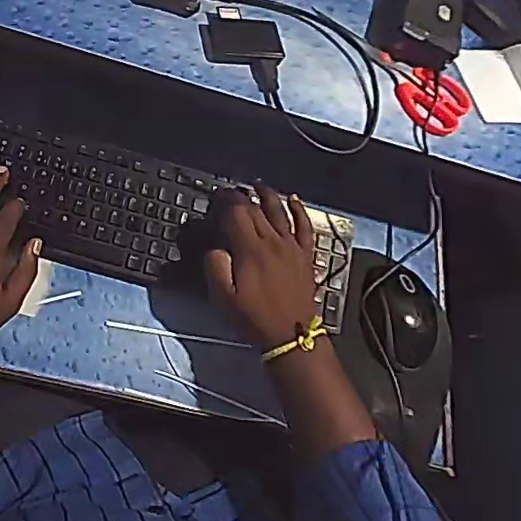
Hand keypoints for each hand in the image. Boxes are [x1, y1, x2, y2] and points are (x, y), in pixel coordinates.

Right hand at [205, 185, 321, 349]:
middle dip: (241, 196)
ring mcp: (292, 247)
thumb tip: (216, 248)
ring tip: (257, 185)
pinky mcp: (305, 255)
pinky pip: (304, 226)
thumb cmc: (254, 317)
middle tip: (229, 190)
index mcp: (251, 250)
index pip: (237, 214)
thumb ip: (215, 267)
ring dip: (267, 195)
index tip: (216, 195)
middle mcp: (273, 242)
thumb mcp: (223, 297)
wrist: (292, 335)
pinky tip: (293, 199)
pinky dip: (299, 210)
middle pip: (256, 210)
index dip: (226, 201)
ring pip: (280, 212)